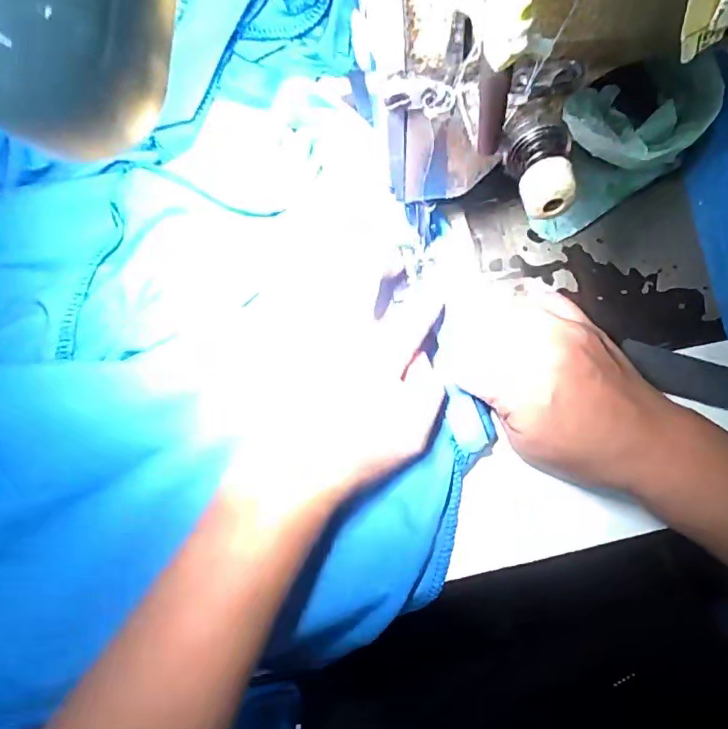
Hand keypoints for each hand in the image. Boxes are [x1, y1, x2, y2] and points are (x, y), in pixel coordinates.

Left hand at [213, 276, 447, 513]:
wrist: (290, 470)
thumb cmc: (358, 454)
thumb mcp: (413, 432)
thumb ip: (429, 389)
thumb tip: (424, 358)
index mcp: (381, 354)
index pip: (414, 314)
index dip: (432, 294)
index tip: (442, 281)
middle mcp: (345, 334)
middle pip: (363, 278)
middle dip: (383, 260)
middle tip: (394, 258)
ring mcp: (311, 336)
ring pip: (327, 283)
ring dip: (348, 266)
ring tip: (360, 265)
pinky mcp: (285, 346)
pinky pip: (296, 301)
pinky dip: (310, 286)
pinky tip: (319, 289)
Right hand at [438, 286, 683, 492]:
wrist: (643, 437)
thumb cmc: (585, 451)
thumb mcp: (524, 444)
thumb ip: (493, 407)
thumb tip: (473, 383)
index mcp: (522, 387)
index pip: (463, 363)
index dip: (453, 373)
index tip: (456, 382)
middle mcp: (540, 347)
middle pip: (478, 325)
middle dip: (466, 343)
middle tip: (469, 362)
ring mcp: (562, 326)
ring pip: (505, 304)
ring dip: (489, 321)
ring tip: (489, 341)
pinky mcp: (580, 319)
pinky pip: (539, 296)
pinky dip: (522, 306)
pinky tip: (518, 321)